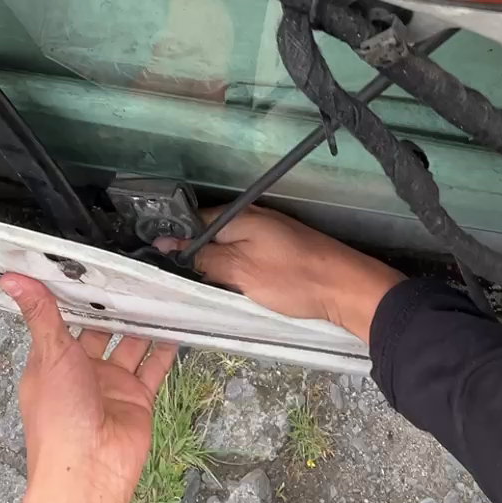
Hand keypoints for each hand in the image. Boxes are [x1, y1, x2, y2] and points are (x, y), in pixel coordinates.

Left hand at [0, 273, 176, 502]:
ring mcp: (111, 384)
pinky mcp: (137, 397)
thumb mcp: (50, 355)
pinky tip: (177, 324)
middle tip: (132, 271)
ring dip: (142, 322)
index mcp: (53, 361)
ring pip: (130, 344)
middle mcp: (83, 370)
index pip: (65, 319)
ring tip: (157, 290)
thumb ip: (40, 313)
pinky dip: (166, 348)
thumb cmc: (59, 417)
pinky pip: (153, 367)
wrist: (90, 471)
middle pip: (102, 330)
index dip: (77, 295)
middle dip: (114, 307)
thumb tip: (12, 278)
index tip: (90, 264)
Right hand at [155, 206, 405, 343]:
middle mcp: (250, 216)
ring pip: (226, 243)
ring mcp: (266, 230)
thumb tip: (167, 244)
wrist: (344, 286)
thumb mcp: (239, 271)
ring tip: (202, 284)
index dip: (174, 239)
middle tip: (179, 279)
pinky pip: (243, 251)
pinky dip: (234, 266)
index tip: (157, 260)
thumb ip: (203, 258)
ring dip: (214, 262)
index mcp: (237, 216)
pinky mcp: (278, 246)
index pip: (192, 221)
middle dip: (193, 252)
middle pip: (208, 232)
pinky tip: (232, 284)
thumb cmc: (291, 277)